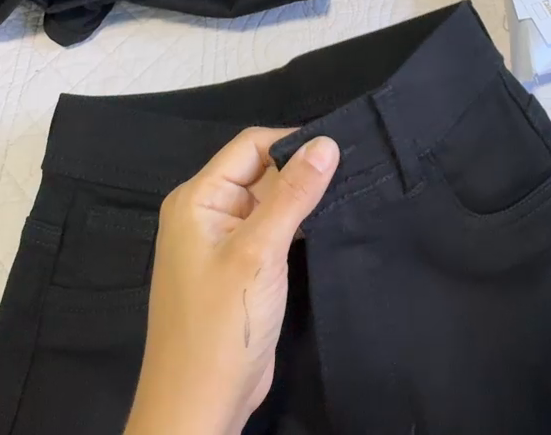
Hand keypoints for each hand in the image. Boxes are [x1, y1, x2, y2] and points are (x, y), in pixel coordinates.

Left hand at [124, 128, 339, 434]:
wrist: (199, 408)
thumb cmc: (222, 324)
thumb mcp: (260, 253)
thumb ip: (293, 194)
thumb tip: (327, 142)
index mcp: (197, 198)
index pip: (250, 147)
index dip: (293, 142)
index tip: (339, 149)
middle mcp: (206, 212)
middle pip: (260, 171)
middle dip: (300, 170)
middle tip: (353, 169)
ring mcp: (222, 242)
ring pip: (268, 201)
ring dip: (301, 198)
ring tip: (349, 191)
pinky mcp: (239, 268)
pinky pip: (269, 229)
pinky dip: (295, 224)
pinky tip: (328, 222)